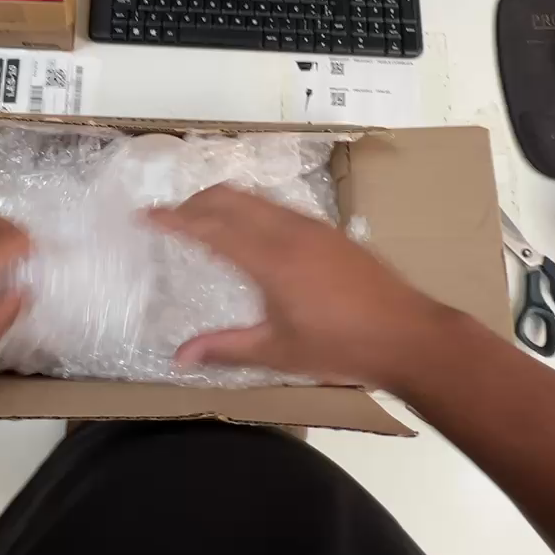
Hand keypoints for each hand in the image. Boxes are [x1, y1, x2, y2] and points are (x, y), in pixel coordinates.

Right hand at [146, 185, 458, 391]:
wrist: (410, 335)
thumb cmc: (341, 348)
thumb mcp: (278, 353)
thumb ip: (225, 349)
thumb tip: (179, 357)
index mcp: (269, 259)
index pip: (209, 228)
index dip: (173, 219)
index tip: (144, 215)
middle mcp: (286, 231)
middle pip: (228, 198)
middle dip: (192, 202)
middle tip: (169, 218)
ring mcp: (310, 225)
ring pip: (253, 197)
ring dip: (221, 201)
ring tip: (201, 219)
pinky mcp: (327, 229)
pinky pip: (275, 205)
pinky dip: (248, 207)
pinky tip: (249, 229)